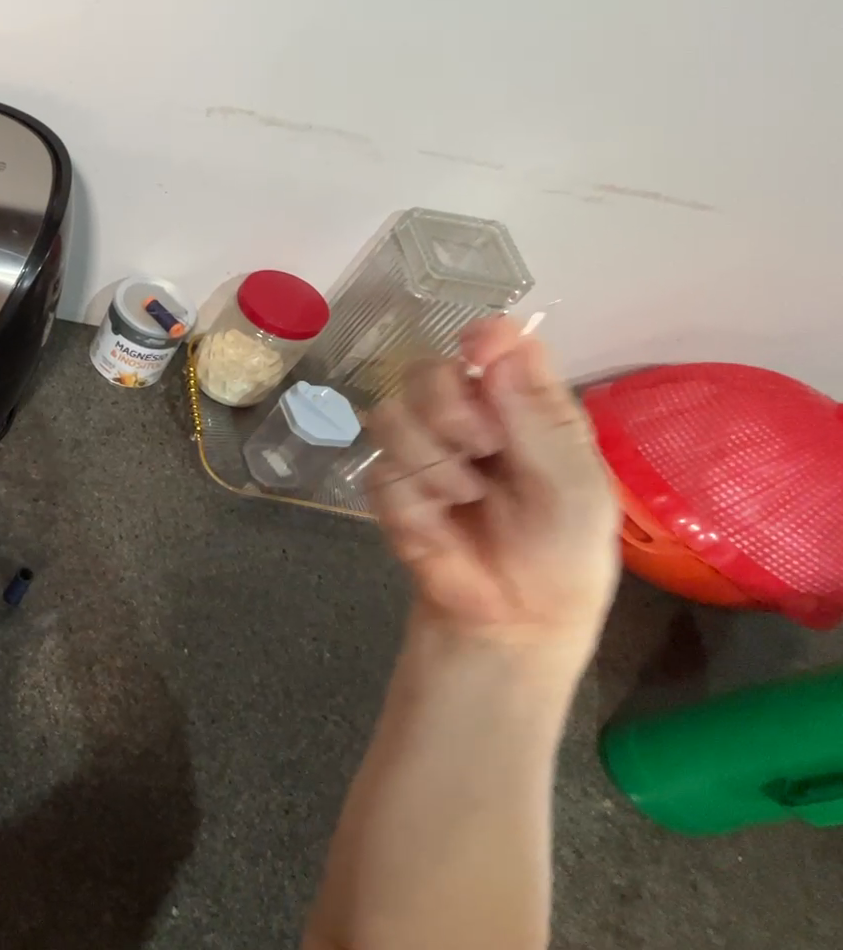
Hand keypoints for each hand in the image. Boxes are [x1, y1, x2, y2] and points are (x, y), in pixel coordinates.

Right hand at [366, 316, 619, 653]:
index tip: (478, 343)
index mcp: (522, 409)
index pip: (495, 350)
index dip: (483, 339)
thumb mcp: (573, 485)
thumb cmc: (560, 552)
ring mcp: (419, 451)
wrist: (509, 618)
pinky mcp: (384, 487)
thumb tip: (505, 335)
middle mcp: (466, 419)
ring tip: (464, 498)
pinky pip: (379, 472)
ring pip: (391, 417)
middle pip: (427, 372)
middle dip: (448, 407)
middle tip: (480, 445)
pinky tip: (437, 525)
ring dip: (430, 461)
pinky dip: (411, 502)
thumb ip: (536, 415)